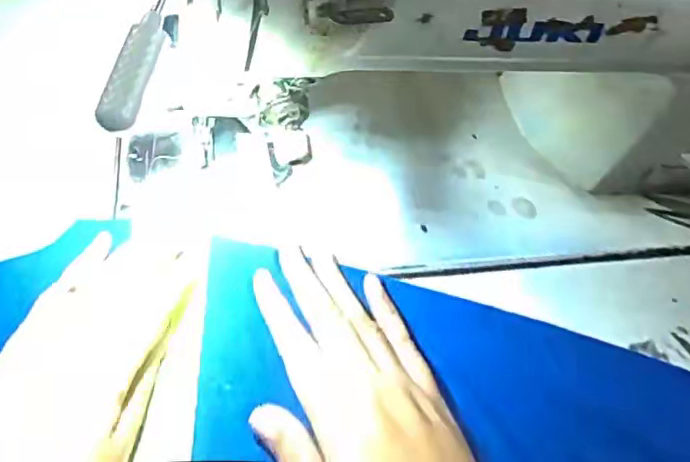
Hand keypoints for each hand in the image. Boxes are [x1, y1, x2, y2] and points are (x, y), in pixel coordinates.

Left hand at [0, 231, 194, 461]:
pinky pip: (58, 286)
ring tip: (156, 233)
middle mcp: (78, 336)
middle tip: (185, 234)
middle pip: (126, 284)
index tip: (198, 256)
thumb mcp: (114, 441)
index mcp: (107, 364)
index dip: (177, 280)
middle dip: (158, 256)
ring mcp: (47, 329)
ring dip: (129, 253)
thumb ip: (142, 384)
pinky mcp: (23, 332)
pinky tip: (102, 242)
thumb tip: (170, 334)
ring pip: (98, 278)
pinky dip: (82, 262)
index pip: (152, 308)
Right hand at [250, 247, 474, 461]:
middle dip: (305, 281)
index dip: (277, 310)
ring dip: (338, 283)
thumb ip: (296, 451)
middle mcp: (369, 383)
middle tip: (289, 248)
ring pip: (363, 319)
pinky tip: (375, 281)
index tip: (262, 278)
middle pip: (330, 321)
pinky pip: (404, 336)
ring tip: (321, 252)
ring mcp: (402, 380)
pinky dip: (388, 307)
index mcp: (339, 411)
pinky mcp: (430, 387)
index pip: (298, 347)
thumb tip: (259, 413)